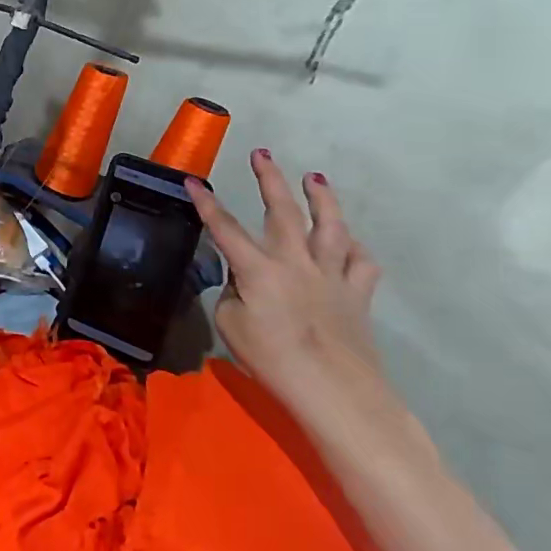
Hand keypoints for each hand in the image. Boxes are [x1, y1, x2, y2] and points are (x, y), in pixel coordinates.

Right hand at [186, 149, 383, 403]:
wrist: (339, 395)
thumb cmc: (272, 359)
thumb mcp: (231, 323)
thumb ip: (233, 293)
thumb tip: (242, 282)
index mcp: (258, 268)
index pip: (223, 226)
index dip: (204, 202)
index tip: (190, 180)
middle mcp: (296, 263)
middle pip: (282, 212)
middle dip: (270, 179)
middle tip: (262, 154)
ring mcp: (332, 278)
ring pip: (331, 228)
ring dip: (323, 199)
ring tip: (316, 178)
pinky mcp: (357, 297)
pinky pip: (360, 264)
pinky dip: (354, 247)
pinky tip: (349, 241)